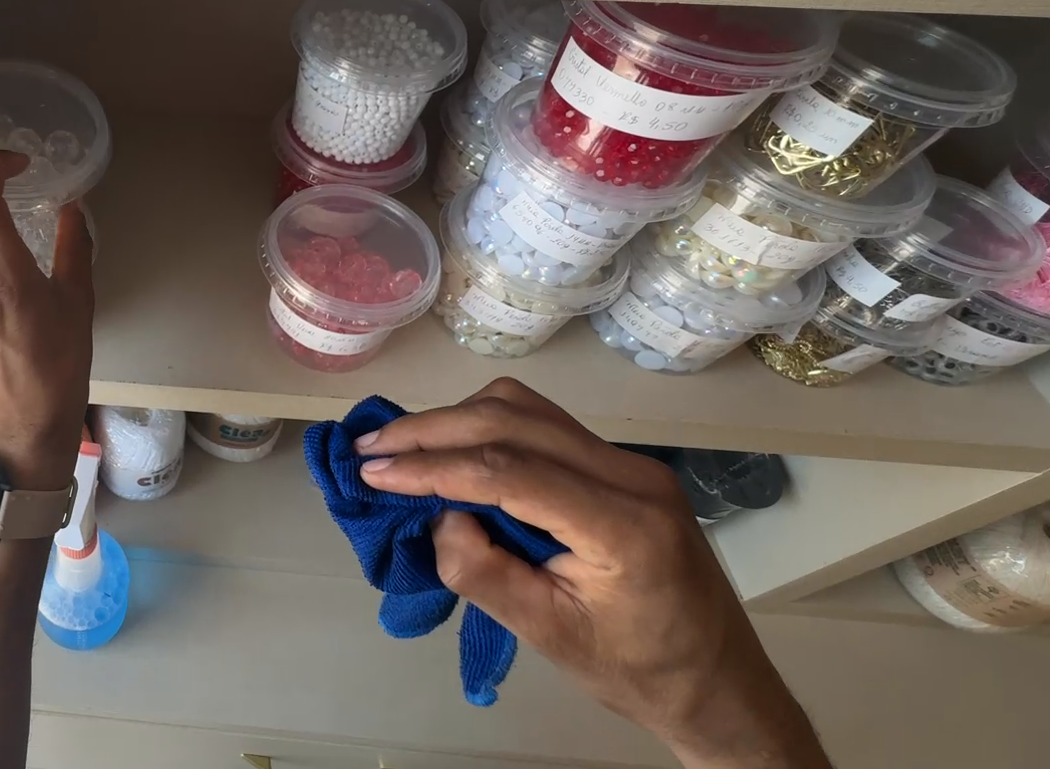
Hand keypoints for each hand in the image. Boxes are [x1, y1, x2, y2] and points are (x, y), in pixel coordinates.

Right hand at [356, 379, 828, 768]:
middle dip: (429, 429)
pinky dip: (480, 425)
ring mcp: (626, 461)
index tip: (373, 472)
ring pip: (521, 407)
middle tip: (370, 447)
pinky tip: (449, 447)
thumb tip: (437, 514)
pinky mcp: (614, 462)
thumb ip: (481, 573)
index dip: (430, 466)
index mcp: (624, 525)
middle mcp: (630, 474)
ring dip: (453, 419)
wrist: (722, 686)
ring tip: (401, 446)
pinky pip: (536, 420)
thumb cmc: (635, 672)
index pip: (507, 469)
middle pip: (510, 419)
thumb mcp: (547, 637)